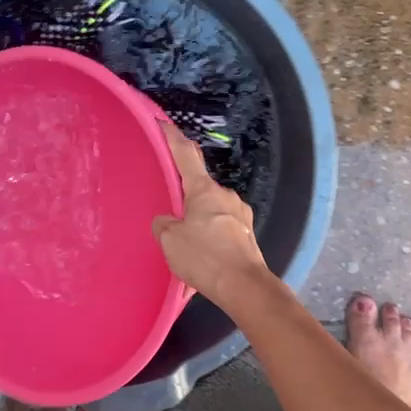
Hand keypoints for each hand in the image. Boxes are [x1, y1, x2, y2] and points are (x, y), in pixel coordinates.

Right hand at [151, 122, 271, 299]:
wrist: (244, 286)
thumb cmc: (204, 257)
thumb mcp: (170, 240)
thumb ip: (164, 224)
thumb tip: (168, 220)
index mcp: (203, 190)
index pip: (185, 154)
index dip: (172, 137)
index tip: (163, 123)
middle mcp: (225, 195)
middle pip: (200, 183)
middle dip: (185, 188)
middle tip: (170, 198)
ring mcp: (240, 214)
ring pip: (212, 206)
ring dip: (199, 215)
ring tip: (185, 235)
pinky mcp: (247, 233)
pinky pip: (221, 225)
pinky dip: (210, 233)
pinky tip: (202, 251)